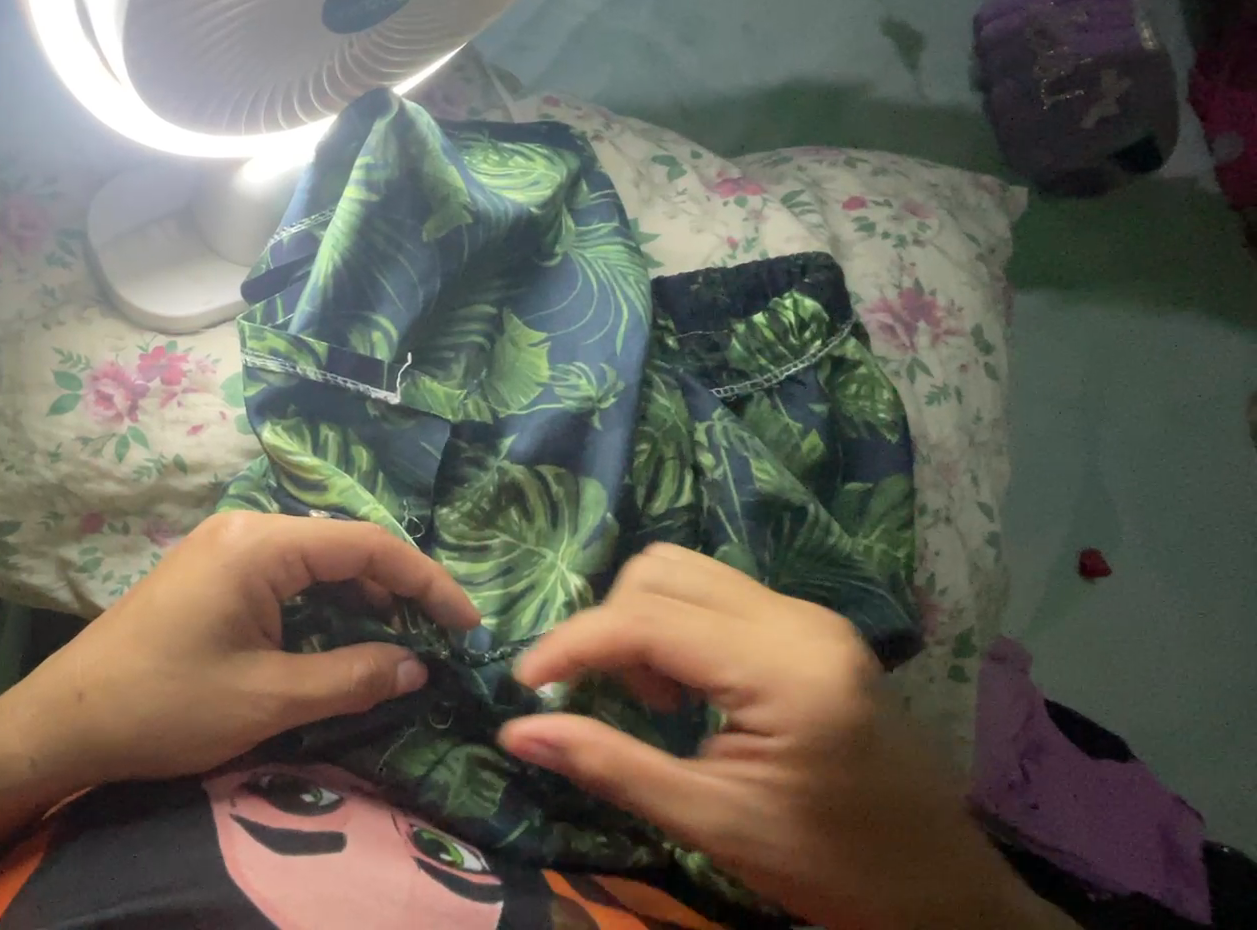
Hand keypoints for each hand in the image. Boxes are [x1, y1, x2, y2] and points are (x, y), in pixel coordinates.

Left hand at [0, 511, 480, 790]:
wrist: (64, 720)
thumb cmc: (164, 706)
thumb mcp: (266, 699)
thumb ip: (351, 677)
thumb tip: (418, 667)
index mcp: (260, 544)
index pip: (366, 545)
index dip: (425, 581)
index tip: (467, 624)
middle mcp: (245, 528)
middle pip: (343, 545)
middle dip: (395, 588)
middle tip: (437, 638)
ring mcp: (225, 545)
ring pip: (315, 559)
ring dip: (359, 596)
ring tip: (398, 641)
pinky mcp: (213, 569)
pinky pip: (285, 574)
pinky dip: (322, 602)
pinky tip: (339, 635)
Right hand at [497, 544, 1053, 929]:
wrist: (948, 894)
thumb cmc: (833, 867)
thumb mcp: (712, 824)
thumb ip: (609, 765)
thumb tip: (516, 732)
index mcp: (784, 669)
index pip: (646, 619)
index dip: (572, 644)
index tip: (527, 684)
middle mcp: (796, 619)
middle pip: (657, 572)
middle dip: (610, 628)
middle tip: (615, 698)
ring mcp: (807, 616)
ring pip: (681, 570)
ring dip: (639, 618)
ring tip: (654, 693)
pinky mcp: (807, 625)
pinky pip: (710, 591)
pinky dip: (672, 623)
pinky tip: (687, 684)